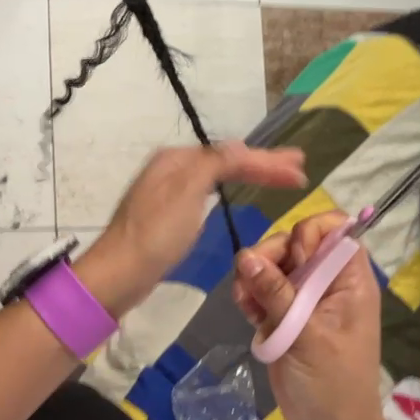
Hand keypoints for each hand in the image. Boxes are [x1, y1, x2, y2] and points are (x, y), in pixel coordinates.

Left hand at [75, 143, 306, 315]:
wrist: (119, 273)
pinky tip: (238, 193)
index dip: (267, 160)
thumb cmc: (155, 234)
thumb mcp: (187, 191)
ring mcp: (167, 192)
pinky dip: (230, 189)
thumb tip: (241, 146)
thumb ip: (214, 164)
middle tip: (298, 168)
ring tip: (280, 177)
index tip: (301, 171)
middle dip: (262, 164)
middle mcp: (170, 169)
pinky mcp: (167, 216)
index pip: (231, 154)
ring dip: (249, 174)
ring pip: (217, 177)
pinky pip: (208, 192)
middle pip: (225, 161)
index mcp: (175, 159)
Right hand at [232, 213, 382, 419]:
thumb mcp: (304, 335)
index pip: (334, 230)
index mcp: (350, 281)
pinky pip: (262, 288)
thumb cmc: (331, 383)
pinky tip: (247, 315)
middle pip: (294, 243)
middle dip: (268, 257)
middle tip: (251, 283)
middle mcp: (328, 282)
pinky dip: (250, 296)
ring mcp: (305, 298)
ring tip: (245, 304)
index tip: (292, 260)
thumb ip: (275, 292)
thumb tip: (245, 256)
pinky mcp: (285, 314)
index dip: (308, 234)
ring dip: (253, 278)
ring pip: (273, 264)